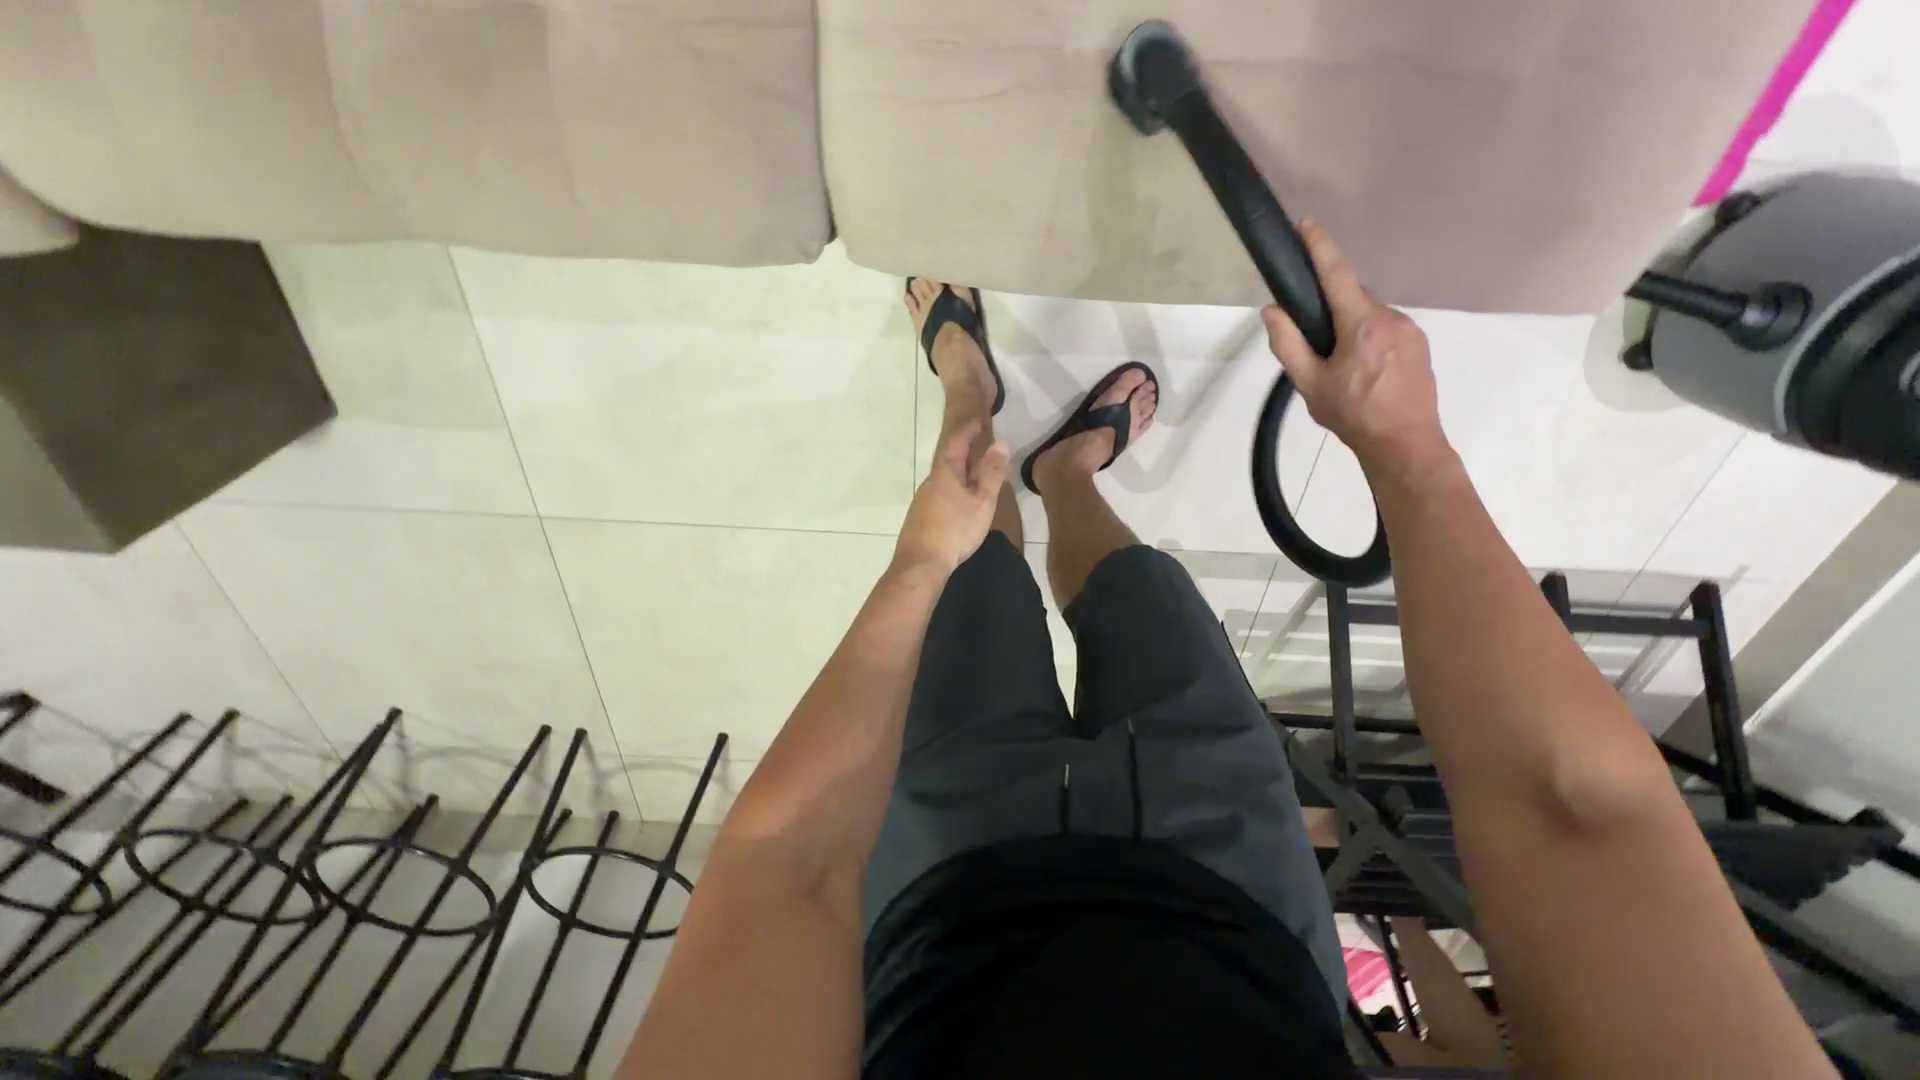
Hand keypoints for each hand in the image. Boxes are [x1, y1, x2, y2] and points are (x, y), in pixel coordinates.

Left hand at [894, 421, 1011, 576]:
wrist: (921, 563)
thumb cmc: (955, 529)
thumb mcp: (981, 501)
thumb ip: (991, 473)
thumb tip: (1000, 444)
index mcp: (945, 472)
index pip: (957, 442)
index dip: (969, 430)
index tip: (979, 421)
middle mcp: (930, 482)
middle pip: (949, 460)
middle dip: (966, 453)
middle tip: (984, 449)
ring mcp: (923, 501)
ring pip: (945, 480)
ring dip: (961, 474)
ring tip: (978, 478)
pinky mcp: (921, 518)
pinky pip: (941, 495)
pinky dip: (954, 491)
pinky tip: (962, 505)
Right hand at [1261, 221, 1450, 477]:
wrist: (1404, 443)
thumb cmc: (1353, 416)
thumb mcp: (1309, 384)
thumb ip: (1288, 345)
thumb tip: (1273, 311)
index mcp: (1361, 324)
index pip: (1337, 274)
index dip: (1320, 247)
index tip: (1307, 224)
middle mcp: (1391, 317)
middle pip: (1354, 297)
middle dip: (1333, 309)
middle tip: (1316, 345)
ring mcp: (1410, 330)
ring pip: (1371, 315)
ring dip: (1352, 328)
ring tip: (1341, 368)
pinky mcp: (1420, 345)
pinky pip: (1387, 329)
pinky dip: (1370, 340)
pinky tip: (1363, 372)